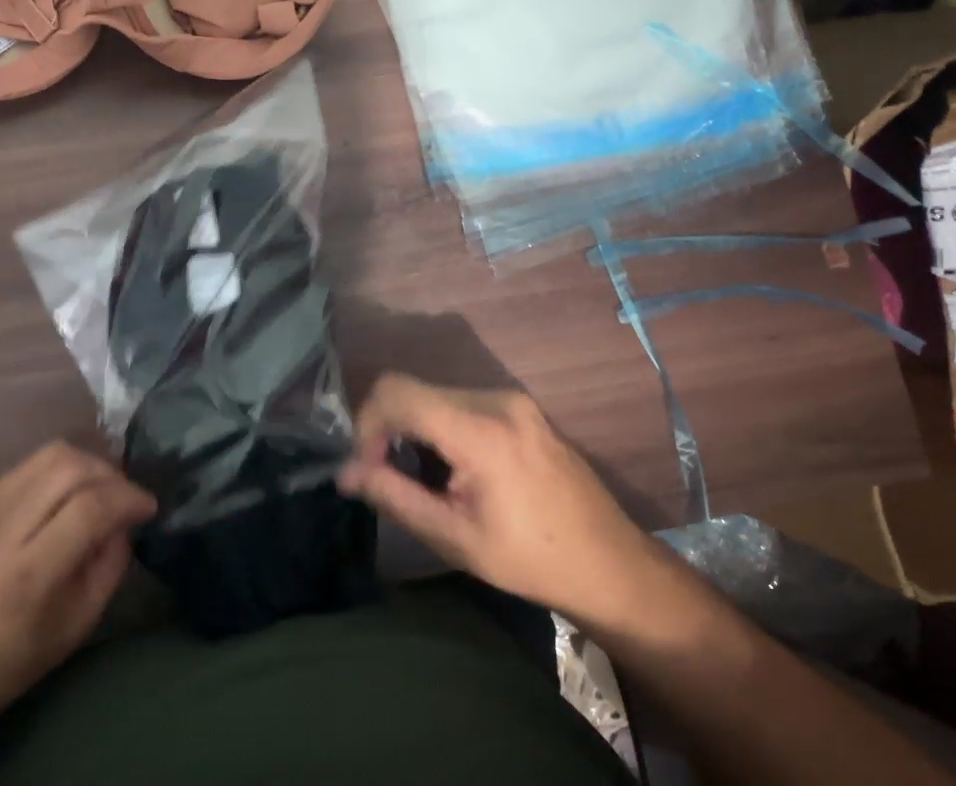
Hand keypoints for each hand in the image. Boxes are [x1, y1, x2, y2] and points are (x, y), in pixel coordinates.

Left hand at [0, 442, 155, 729]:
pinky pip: (28, 466)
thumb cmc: (14, 660)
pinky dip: (61, 472)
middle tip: (128, 497)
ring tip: (105, 491)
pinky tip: (72, 497)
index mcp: (24, 577)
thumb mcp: (78, 624)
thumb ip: (110, 563)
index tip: (149, 507)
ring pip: (47, 455)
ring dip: (88, 465)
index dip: (128, 497)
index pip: (87, 509)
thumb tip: (126, 514)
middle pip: (66, 466)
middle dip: (110, 472)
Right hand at [337, 374, 660, 620]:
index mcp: (479, 430)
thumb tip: (344, 472)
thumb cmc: (529, 559)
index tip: (368, 468)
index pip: (396, 392)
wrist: (611, 566)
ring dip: (412, 428)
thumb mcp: (451, 536)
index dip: (366, 424)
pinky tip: (452, 470)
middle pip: (412, 390)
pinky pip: (460, 402)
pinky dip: (438, 427)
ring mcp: (514, 401)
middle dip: (386, 429)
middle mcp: (496, 400)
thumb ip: (393, 495)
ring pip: (434, 394)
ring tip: (422, 478)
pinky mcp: (522, 409)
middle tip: (387, 477)